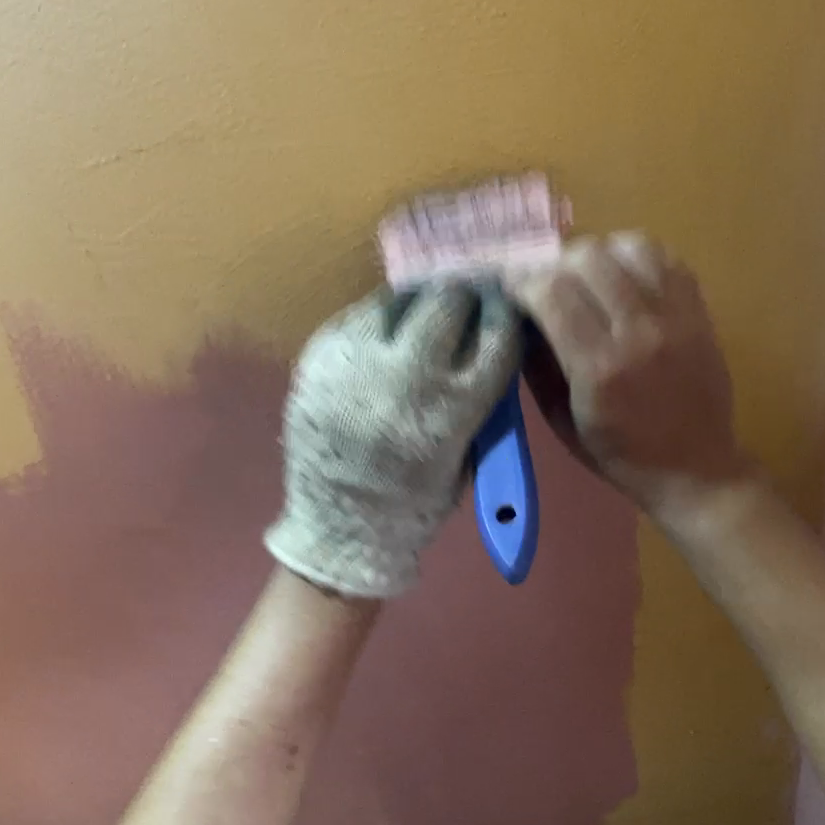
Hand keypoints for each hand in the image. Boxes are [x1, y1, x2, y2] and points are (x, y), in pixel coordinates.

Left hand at [265, 282, 520, 597]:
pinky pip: (359, 314)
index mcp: (453, 407)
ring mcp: (358, 360)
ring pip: (400, 298)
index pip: (497, 332)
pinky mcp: (320, 354)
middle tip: (462, 302)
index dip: (504, 311)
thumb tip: (486, 334)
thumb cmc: (415, 501)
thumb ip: (481, 395)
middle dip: (462, 297)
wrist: (338, 527)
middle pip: (449, 299)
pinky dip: (378, 320)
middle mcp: (407, 374)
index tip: (502, 304)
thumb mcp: (468, 454)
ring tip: (420, 317)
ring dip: (418, 303)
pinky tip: (382, 337)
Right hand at [508, 233, 748, 517]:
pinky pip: (664, 256)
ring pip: (628, 245)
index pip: (550, 292)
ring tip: (588, 277)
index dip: (521, 279)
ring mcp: (674, 317)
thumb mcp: (561, 420)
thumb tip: (515, 313)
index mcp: (598, 369)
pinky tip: (623, 277)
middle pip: (587, 257)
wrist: (694, 466)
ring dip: (597, 254)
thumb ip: (536, 364)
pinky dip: (635, 256)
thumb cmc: (618, 453)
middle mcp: (638, 333)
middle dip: (555, 264)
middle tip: (548, 284)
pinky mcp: (698, 310)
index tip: (510, 285)